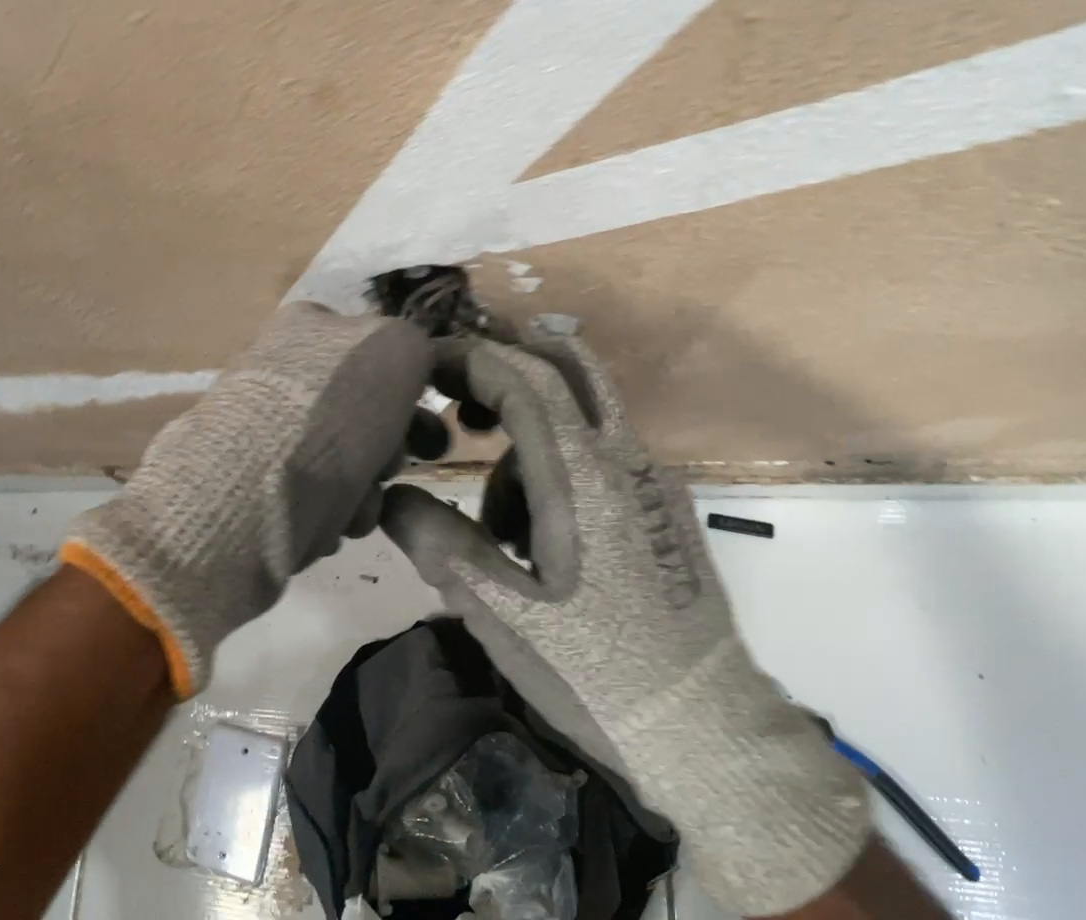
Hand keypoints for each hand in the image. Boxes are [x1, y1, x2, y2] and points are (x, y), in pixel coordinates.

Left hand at [65, 302, 431, 697]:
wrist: (246, 496)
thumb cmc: (330, 413)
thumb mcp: (398, 349)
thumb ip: (410, 348)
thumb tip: (404, 366)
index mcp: (301, 327)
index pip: (372, 356)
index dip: (403, 397)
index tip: (420, 434)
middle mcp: (275, 372)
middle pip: (358, 418)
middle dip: (383, 453)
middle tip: (387, 474)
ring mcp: (255, 428)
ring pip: (338, 464)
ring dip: (361, 492)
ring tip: (354, 513)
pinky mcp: (242, 482)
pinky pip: (306, 498)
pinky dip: (323, 516)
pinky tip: (322, 528)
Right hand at [380, 334, 869, 917]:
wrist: (698, 726)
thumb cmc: (593, 671)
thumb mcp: (500, 612)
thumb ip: (439, 543)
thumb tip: (387, 494)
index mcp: (582, 479)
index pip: (523, 381)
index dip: (468, 360)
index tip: (422, 366)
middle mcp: (624, 460)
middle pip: (569, 365)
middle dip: (506, 361)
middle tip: (455, 393)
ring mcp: (649, 480)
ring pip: (579, 416)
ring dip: (525, 439)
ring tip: (493, 528)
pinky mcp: (660, 506)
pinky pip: (598, 455)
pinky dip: (553, 468)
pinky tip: (534, 541)